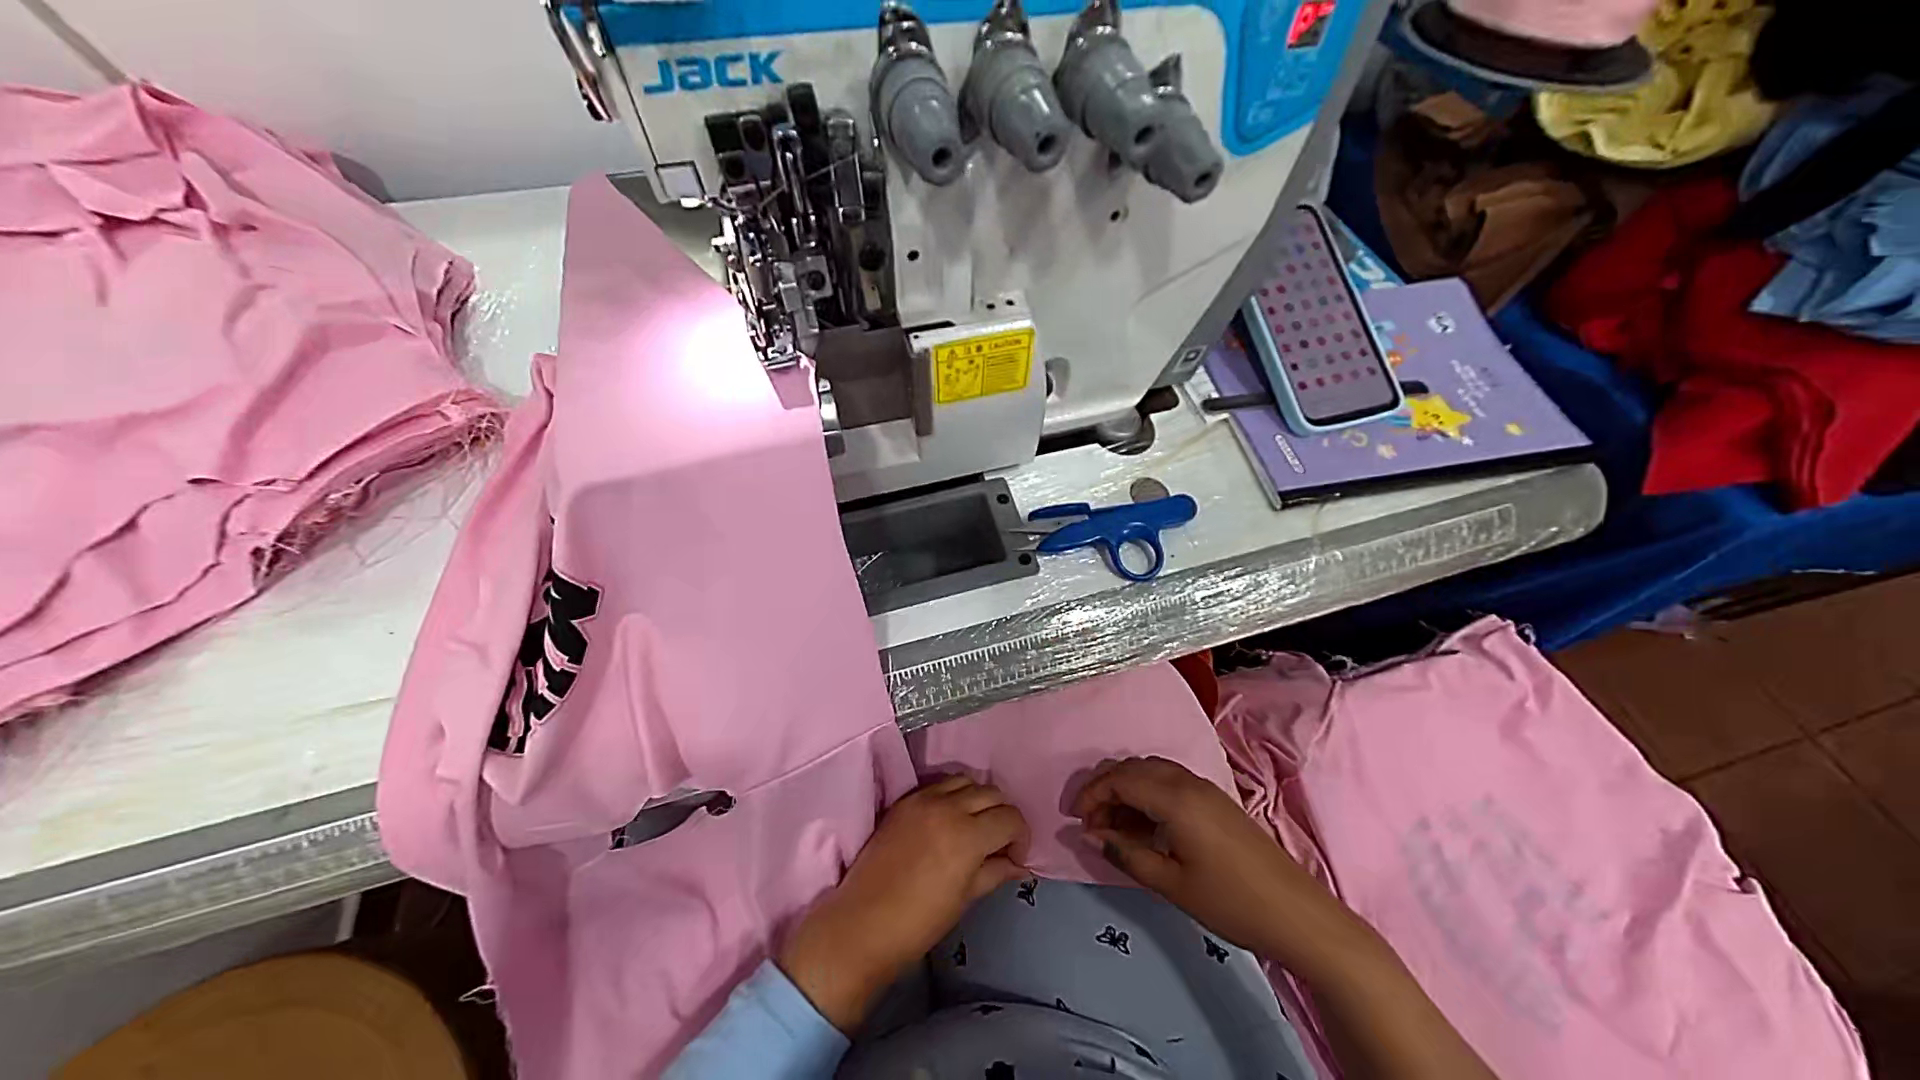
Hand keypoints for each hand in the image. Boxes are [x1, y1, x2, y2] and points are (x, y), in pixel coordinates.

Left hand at [779, 775, 1030, 1031]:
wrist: (861, 926)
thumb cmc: (918, 923)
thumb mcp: (965, 899)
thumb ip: (994, 872)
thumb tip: (1019, 865)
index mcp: (967, 835)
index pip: (1010, 818)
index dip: (1021, 837)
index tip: (1015, 857)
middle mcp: (947, 807)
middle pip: (991, 793)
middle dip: (1003, 816)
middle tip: (999, 842)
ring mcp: (922, 800)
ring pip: (965, 781)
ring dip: (978, 799)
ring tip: (975, 826)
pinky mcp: (903, 802)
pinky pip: (938, 785)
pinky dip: (952, 795)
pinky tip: (950, 819)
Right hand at [1072, 756, 1374, 974]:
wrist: (1298, 916)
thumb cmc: (1231, 902)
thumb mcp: (1171, 884)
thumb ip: (1125, 854)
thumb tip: (1090, 835)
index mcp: (1176, 798)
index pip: (1120, 779)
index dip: (1092, 795)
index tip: (1075, 820)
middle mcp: (1189, 782)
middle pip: (1134, 768)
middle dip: (1105, 788)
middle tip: (1090, 822)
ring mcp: (1206, 788)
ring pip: (1152, 772)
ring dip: (1126, 790)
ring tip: (1113, 827)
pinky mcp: (1216, 800)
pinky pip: (1170, 782)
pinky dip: (1147, 795)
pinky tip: (1143, 826)